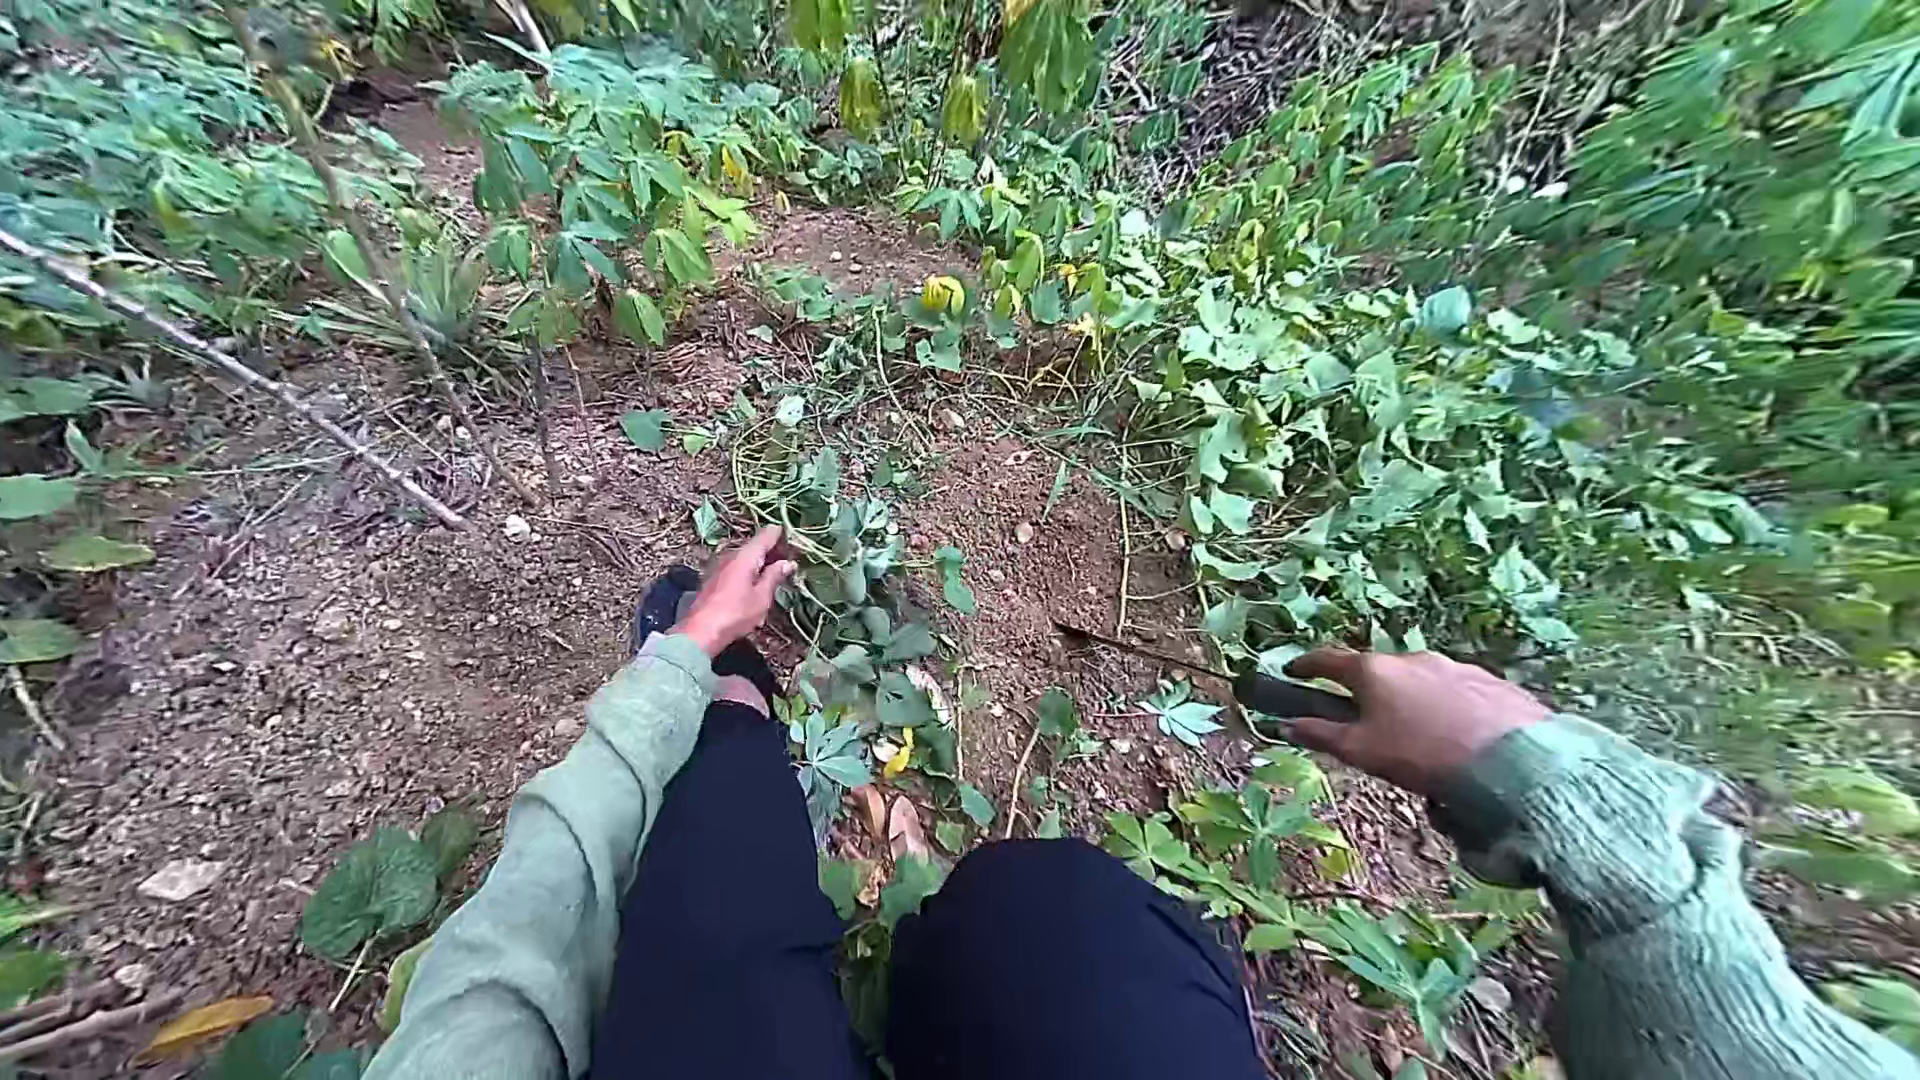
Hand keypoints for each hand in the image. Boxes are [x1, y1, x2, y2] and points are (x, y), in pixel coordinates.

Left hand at [673, 526, 797, 657]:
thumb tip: (787, 563)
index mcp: (745, 557)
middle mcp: (731, 556)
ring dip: (762, 562)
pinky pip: (738, 566)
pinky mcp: (715, 578)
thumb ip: (774, 576)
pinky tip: (758, 584)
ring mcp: (721, 566)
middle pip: (756, 545)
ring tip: (777, 574)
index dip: (781, 535)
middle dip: (773, 551)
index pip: (766, 535)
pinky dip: (751, 570)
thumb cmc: (735, 615)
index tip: (795, 542)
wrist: (700, 633)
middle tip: (790, 562)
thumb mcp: (762, 597)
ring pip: (746, 557)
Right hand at [1278, 649, 1547, 795]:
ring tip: (1418, 732)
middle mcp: (1410, 658)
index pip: (1326, 660)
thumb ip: (1320, 734)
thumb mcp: (1362, 751)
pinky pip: (1456, 690)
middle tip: (1364, 717)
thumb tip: (1285, 724)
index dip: (1305, 666)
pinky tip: (1457, 733)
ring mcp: (1454, 666)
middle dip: (1365, 689)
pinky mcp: (1494, 682)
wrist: (1522, 766)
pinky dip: (1447, 705)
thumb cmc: (1423, 754)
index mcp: (1372, 670)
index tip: (1294, 672)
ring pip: (1418, 679)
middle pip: (1376, 670)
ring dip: (1409, 698)